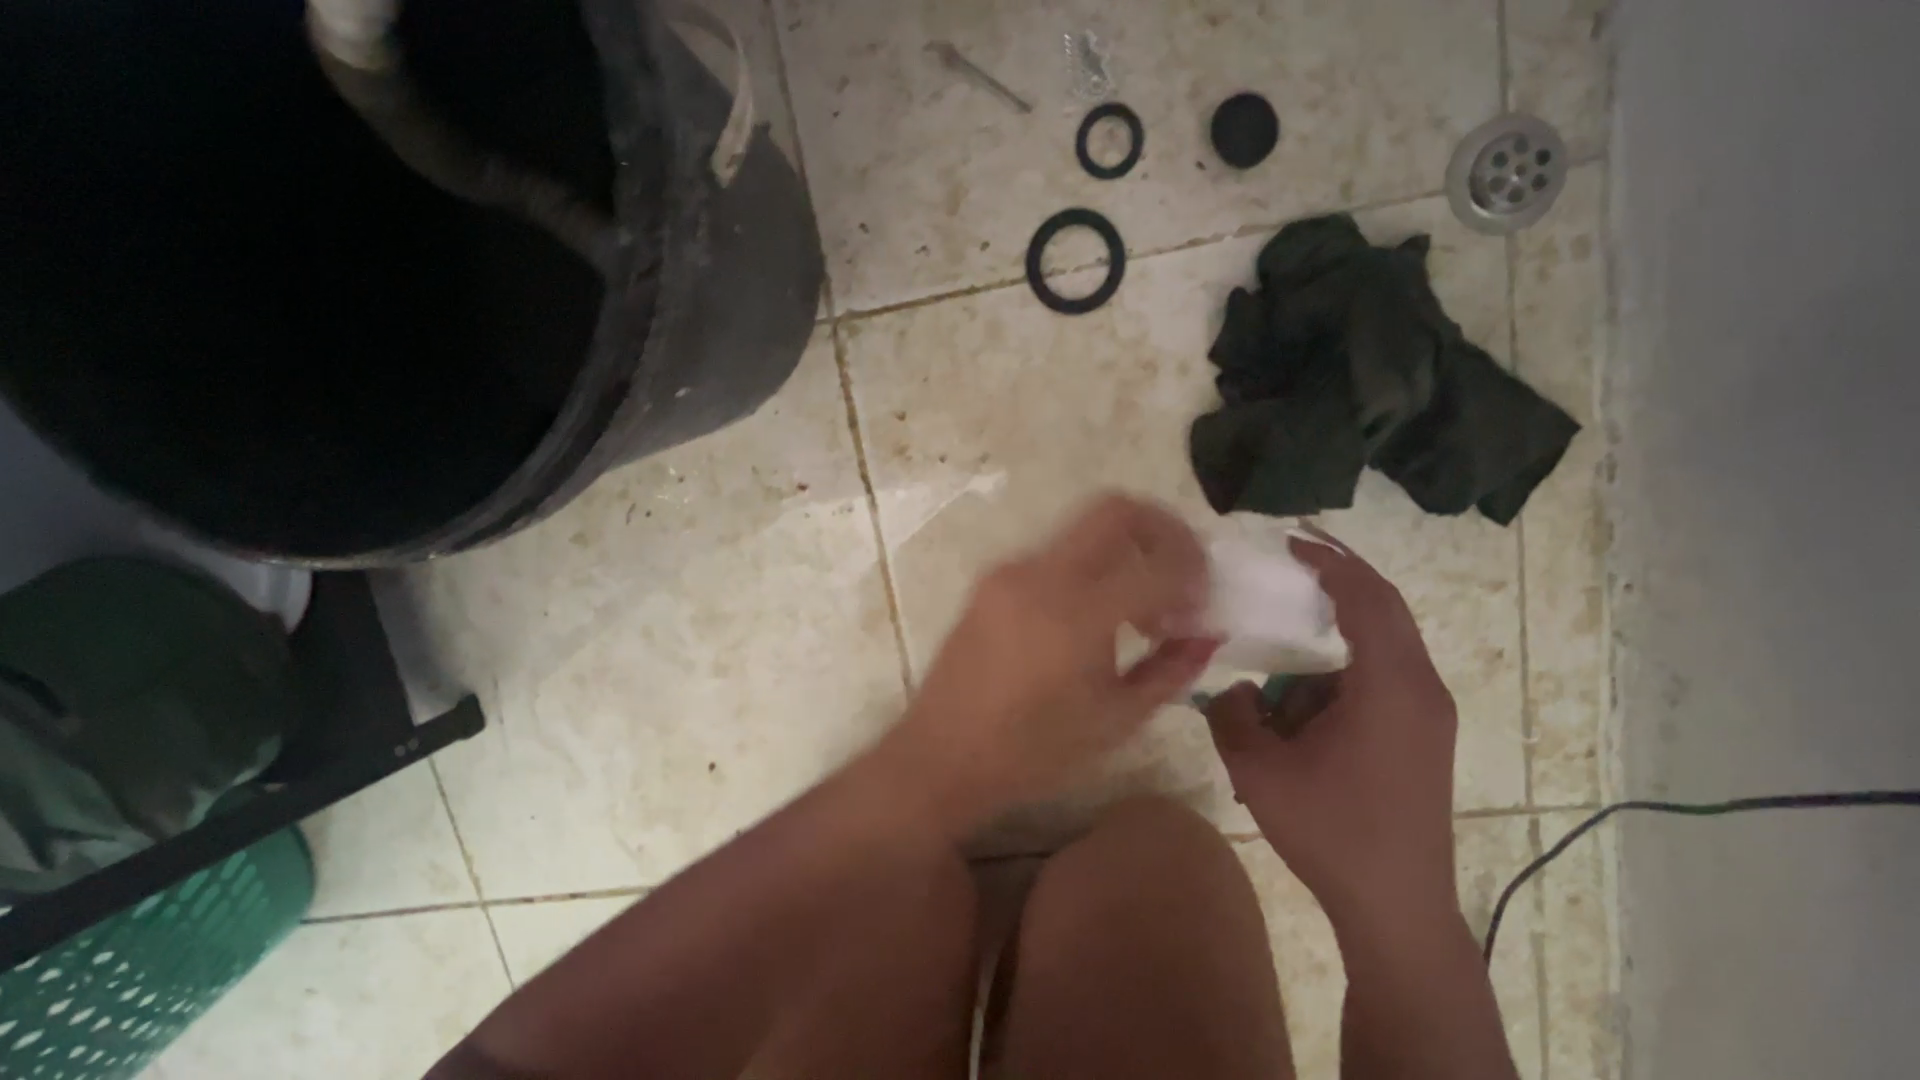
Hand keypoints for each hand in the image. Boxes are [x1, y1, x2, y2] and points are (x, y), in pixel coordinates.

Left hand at [884, 494, 1217, 834]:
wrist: (940, 756)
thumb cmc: (1032, 753)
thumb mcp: (1116, 720)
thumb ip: (1170, 670)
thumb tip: (1206, 634)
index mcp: (1077, 615)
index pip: (1159, 565)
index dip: (1195, 578)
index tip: (1203, 607)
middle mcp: (1041, 574)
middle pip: (1117, 510)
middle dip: (1164, 531)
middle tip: (1184, 575)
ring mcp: (1009, 571)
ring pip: (1084, 527)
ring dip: (1125, 550)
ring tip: (1140, 610)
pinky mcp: (991, 580)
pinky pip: (1055, 553)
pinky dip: (1090, 567)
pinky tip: (1096, 617)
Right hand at [1204, 528, 1458, 931]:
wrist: (1398, 906)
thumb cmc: (1332, 832)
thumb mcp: (1260, 772)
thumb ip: (1232, 716)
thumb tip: (1233, 689)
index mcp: (1390, 685)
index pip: (1367, 598)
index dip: (1330, 562)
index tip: (1291, 542)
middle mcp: (1421, 689)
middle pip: (1386, 611)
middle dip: (1341, 583)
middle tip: (1293, 566)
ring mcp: (1429, 715)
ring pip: (1383, 649)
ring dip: (1335, 642)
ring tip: (1283, 661)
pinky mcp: (1425, 738)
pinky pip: (1384, 680)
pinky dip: (1344, 674)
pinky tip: (1303, 710)